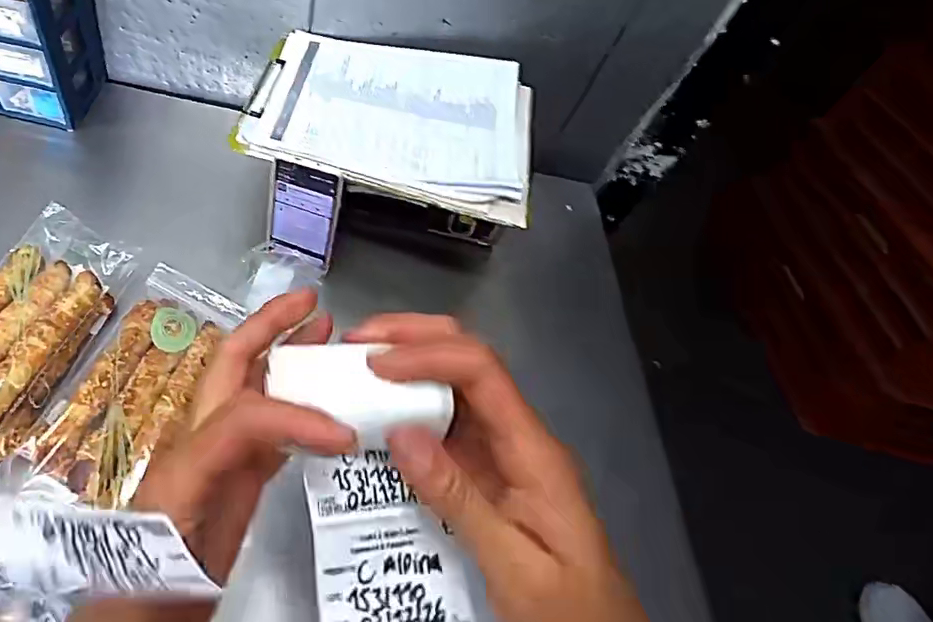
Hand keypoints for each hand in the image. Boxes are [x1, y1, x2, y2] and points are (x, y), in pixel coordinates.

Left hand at [131, 288, 357, 578]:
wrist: (132, 617)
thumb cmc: (149, 591)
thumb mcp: (188, 560)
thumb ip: (227, 508)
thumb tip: (267, 471)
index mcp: (186, 460)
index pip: (244, 414)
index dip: (295, 417)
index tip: (342, 436)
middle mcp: (198, 440)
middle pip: (233, 362)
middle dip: (270, 325)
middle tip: (311, 303)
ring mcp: (214, 451)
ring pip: (251, 385)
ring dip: (285, 353)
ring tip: (320, 333)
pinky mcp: (229, 472)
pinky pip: (263, 422)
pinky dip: (292, 401)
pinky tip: (316, 398)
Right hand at [349, 314, 648, 621]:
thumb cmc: (572, 613)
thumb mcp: (517, 571)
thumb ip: (460, 501)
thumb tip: (399, 432)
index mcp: (533, 447)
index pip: (480, 370)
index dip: (427, 354)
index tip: (378, 365)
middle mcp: (515, 434)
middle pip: (466, 357)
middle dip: (413, 337)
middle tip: (360, 341)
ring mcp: (498, 449)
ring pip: (451, 380)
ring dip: (406, 362)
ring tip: (360, 363)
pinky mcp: (481, 469)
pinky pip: (441, 419)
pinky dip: (406, 402)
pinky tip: (377, 410)